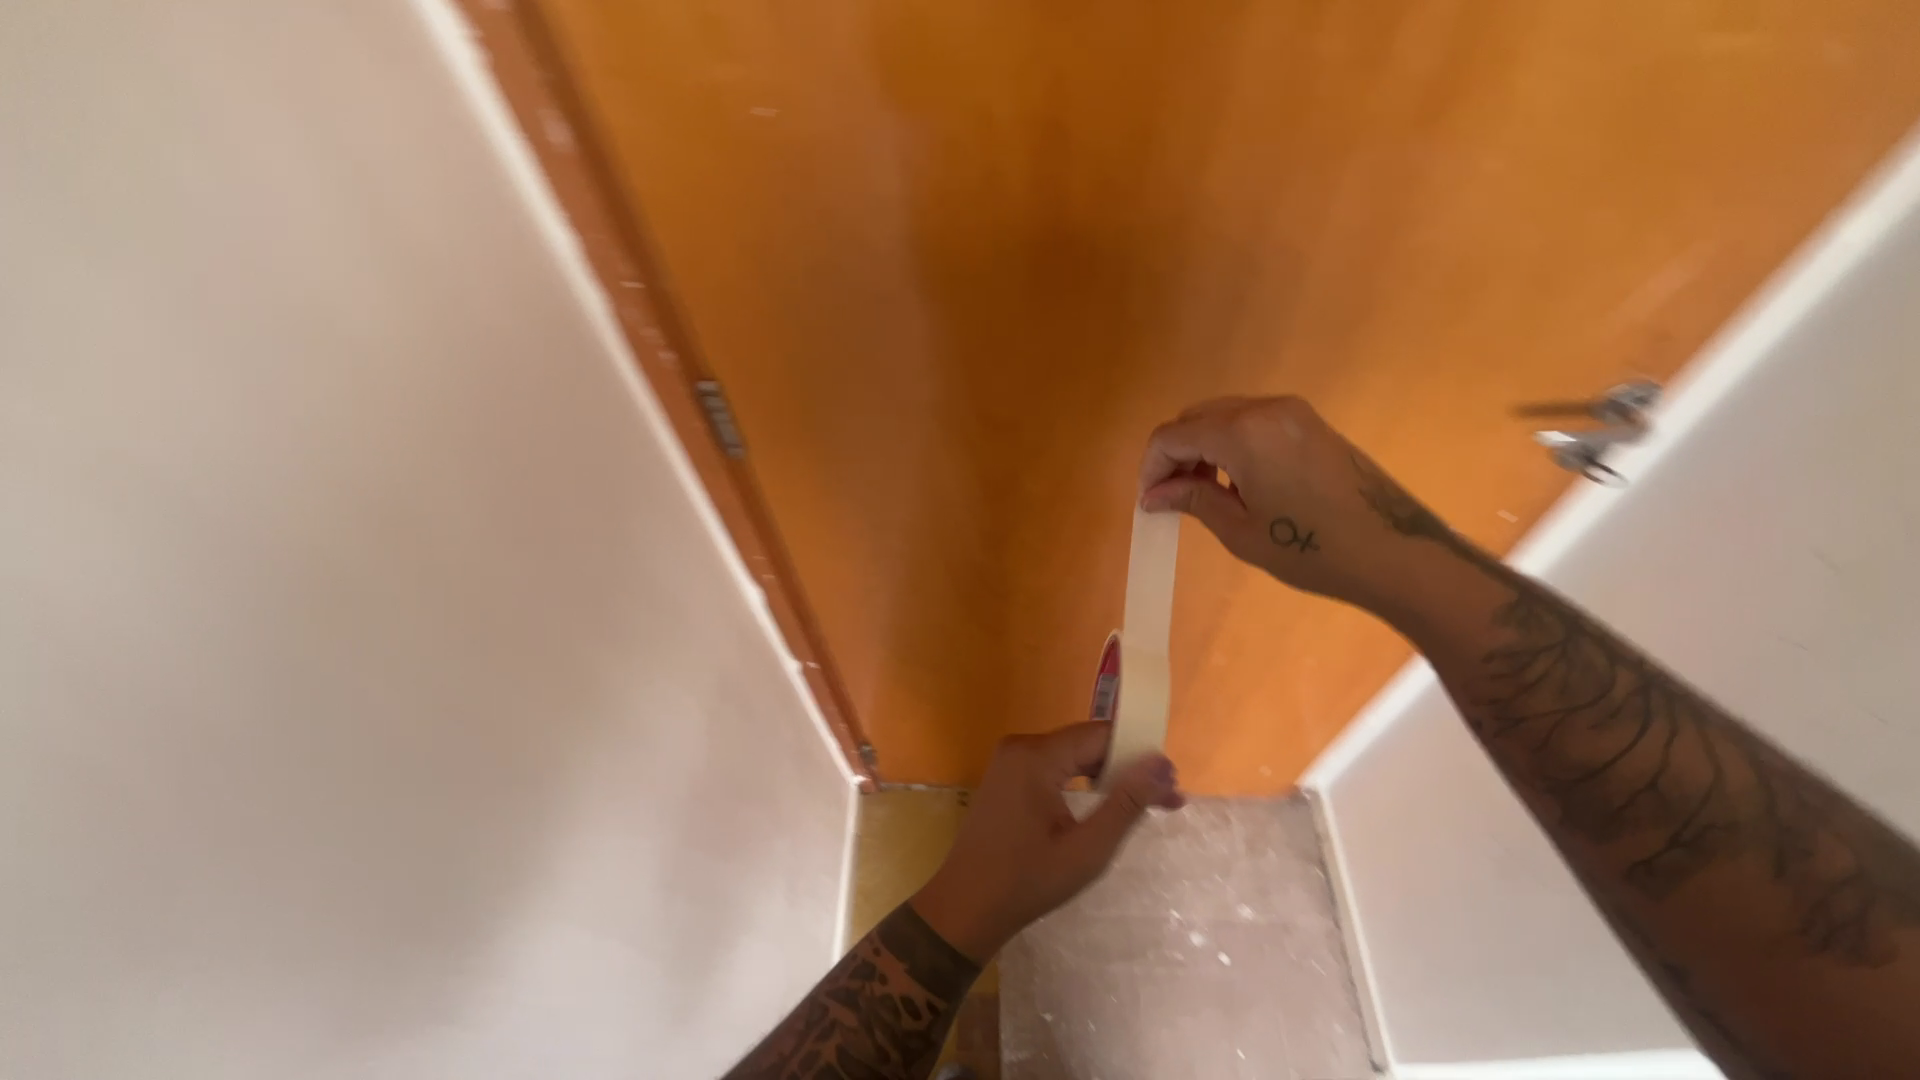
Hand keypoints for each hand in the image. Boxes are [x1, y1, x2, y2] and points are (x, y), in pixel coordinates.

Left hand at [910, 723, 1184, 960]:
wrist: (966, 906)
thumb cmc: (1028, 881)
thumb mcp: (1088, 848)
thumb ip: (1127, 803)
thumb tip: (1162, 765)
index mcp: (1036, 756)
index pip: (1101, 735)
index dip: (1140, 754)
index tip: (1172, 784)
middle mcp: (1020, 746)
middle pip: (1086, 743)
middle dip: (1128, 768)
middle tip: (1166, 800)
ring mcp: (1009, 761)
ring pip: (1071, 755)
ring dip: (1106, 777)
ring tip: (1144, 805)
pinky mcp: (1006, 777)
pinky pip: (1053, 767)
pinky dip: (1081, 783)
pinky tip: (1104, 805)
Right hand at [1138, 395, 1455, 616]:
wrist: (1394, 552)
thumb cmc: (1310, 550)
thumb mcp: (1240, 529)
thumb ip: (1192, 499)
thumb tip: (1154, 495)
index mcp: (1242, 433)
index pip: (1173, 436)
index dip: (1151, 467)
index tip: (1149, 502)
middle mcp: (1264, 409)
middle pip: (1196, 418)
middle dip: (1174, 455)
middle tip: (1170, 498)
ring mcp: (1291, 412)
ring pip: (1223, 416)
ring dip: (1201, 448)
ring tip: (1201, 493)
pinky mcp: (1309, 423)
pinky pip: (1251, 422)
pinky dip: (1229, 444)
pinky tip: (1236, 482)